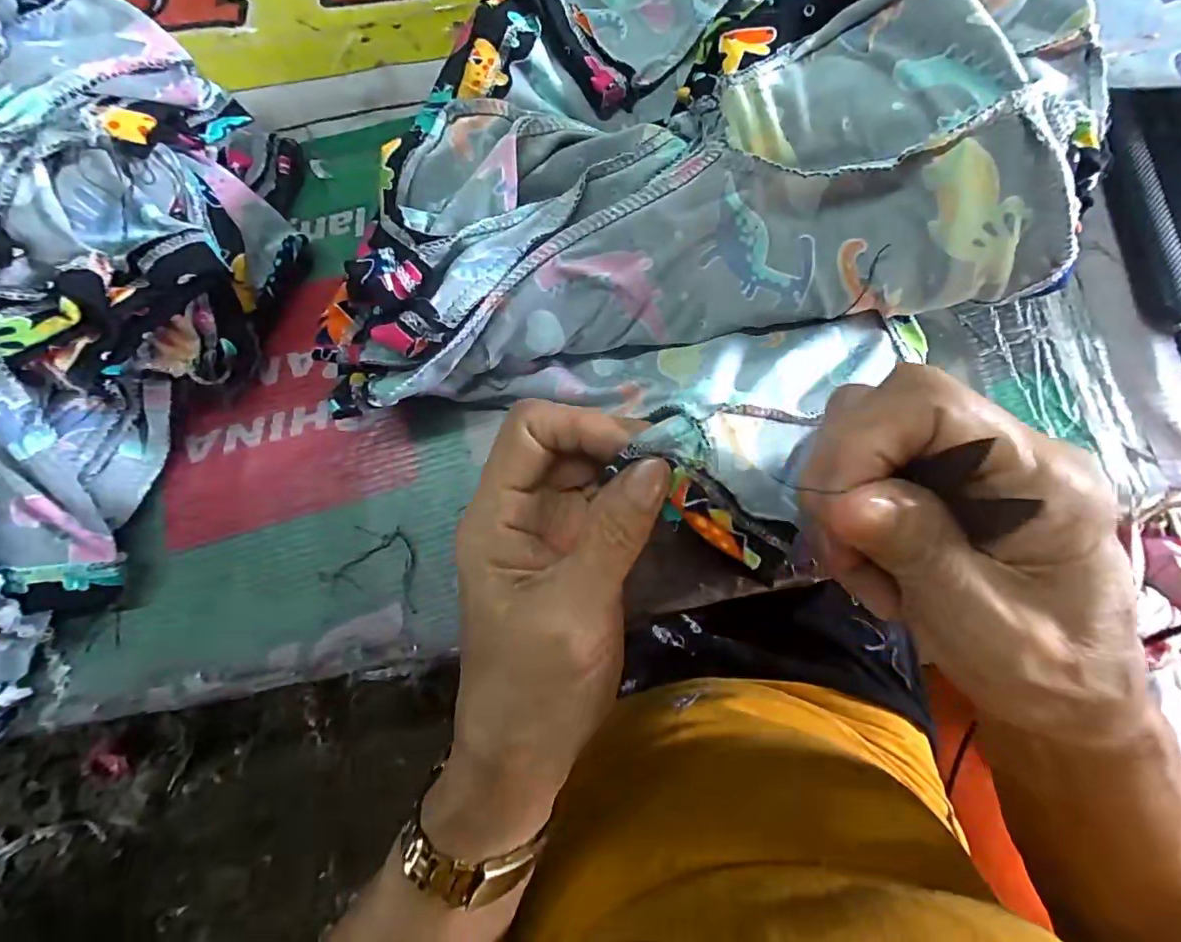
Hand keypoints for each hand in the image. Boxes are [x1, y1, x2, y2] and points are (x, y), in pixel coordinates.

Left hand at [436, 400, 667, 853]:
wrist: (524, 756)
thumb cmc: (534, 687)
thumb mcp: (575, 608)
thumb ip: (613, 532)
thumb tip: (657, 462)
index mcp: (496, 515)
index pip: (528, 430)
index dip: (581, 423)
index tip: (639, 446)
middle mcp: (521, 511)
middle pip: (563, 444)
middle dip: (616, 440)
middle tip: (676, 456)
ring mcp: (551, 531)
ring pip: (590, 472)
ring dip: (633, 466)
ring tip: (684, 472)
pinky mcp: (579, 554)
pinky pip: (609, 507)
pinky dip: (639, 498)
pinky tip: (674, 501)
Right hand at [800, 366, 1147, 746]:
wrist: (1071, 702)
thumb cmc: (1046, 676)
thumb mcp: (985, 628)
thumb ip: (922, 553)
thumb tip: (844, 502)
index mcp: (1044, 475)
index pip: (930, 401)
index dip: (861, 440)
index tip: (835, 515)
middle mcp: (1007, 446)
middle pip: (887, 404)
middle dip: (841, 472)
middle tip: (841, 552)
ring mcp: (971, 457)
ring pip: (866, 426)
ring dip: (838, 492)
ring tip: (857, 563)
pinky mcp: (941, 474)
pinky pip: (866, 459)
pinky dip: (843, 505)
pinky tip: (865, 556)